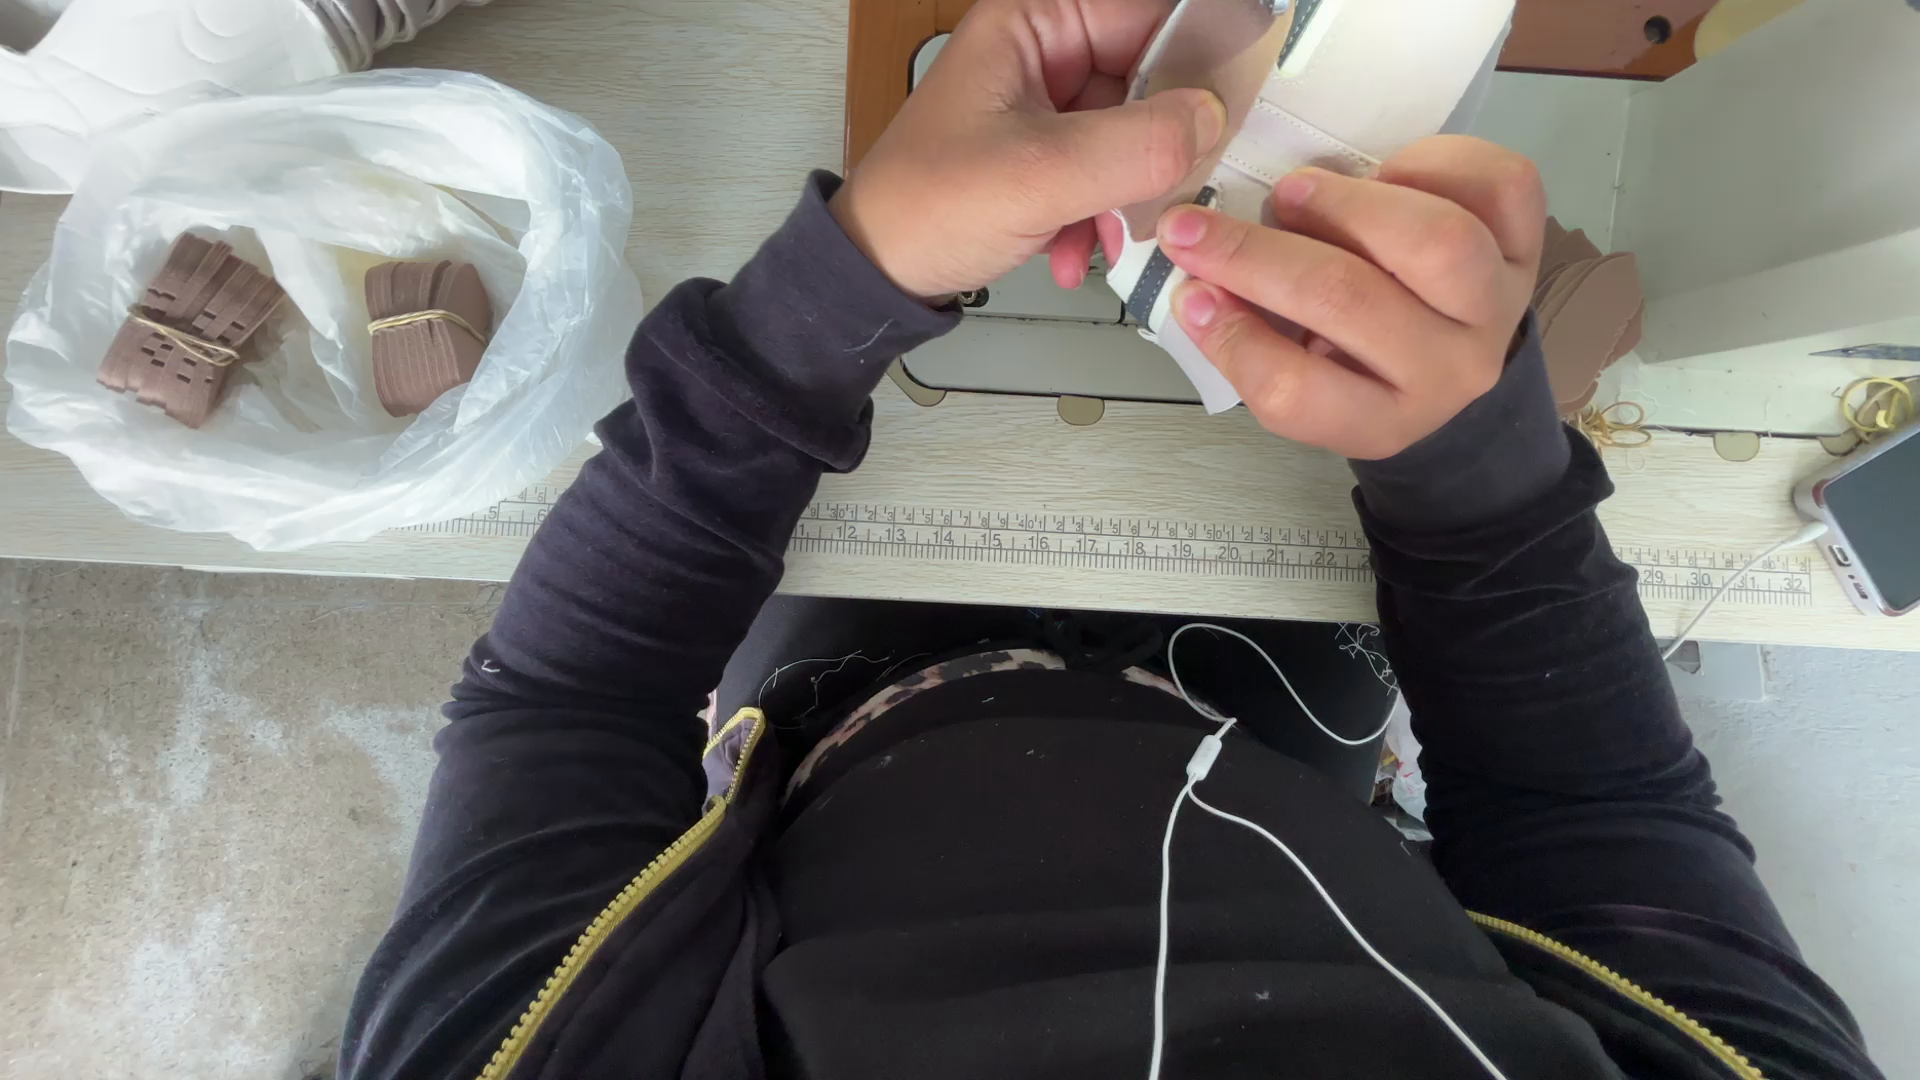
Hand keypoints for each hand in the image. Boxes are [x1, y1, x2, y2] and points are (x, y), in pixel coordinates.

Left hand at [831, 0, 1226, 300]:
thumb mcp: (1039, 176)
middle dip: (1157, 148)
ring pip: (1126, 136)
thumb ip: (1134, 146)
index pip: (1153, 10)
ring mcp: (1042, 109)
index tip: (1231, 110)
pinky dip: (1093, 218)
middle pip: (1146, 78)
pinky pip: (1097, 174)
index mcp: (1037, 19)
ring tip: (1103, 237)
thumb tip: (1210, 119)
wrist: (880, 273)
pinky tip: (1068, 254)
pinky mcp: (1039, 157)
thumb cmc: (927, 210)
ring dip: (1123, 196)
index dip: (1201, 56)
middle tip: (1166, 192)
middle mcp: (1042, 52)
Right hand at [1155, 136, 1546, 459]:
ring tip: (1291, 193)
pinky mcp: (1529, 244)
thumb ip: (1251, 345)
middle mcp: (1444, 372)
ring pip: (1431, 240)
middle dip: (1256, 257)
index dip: (1232, 339)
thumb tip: (1198, 284)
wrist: (1450, 374)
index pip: (1294, 391)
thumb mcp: (1298, 390)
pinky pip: (1499, 185)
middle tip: (1195, 228)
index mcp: (1375, 421)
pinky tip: (1381, 174)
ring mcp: (1496, 305)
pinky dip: (1433, 163)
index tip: (1185, 293)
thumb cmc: (1354, 380)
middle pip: (1348, 303)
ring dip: (1344, 206)